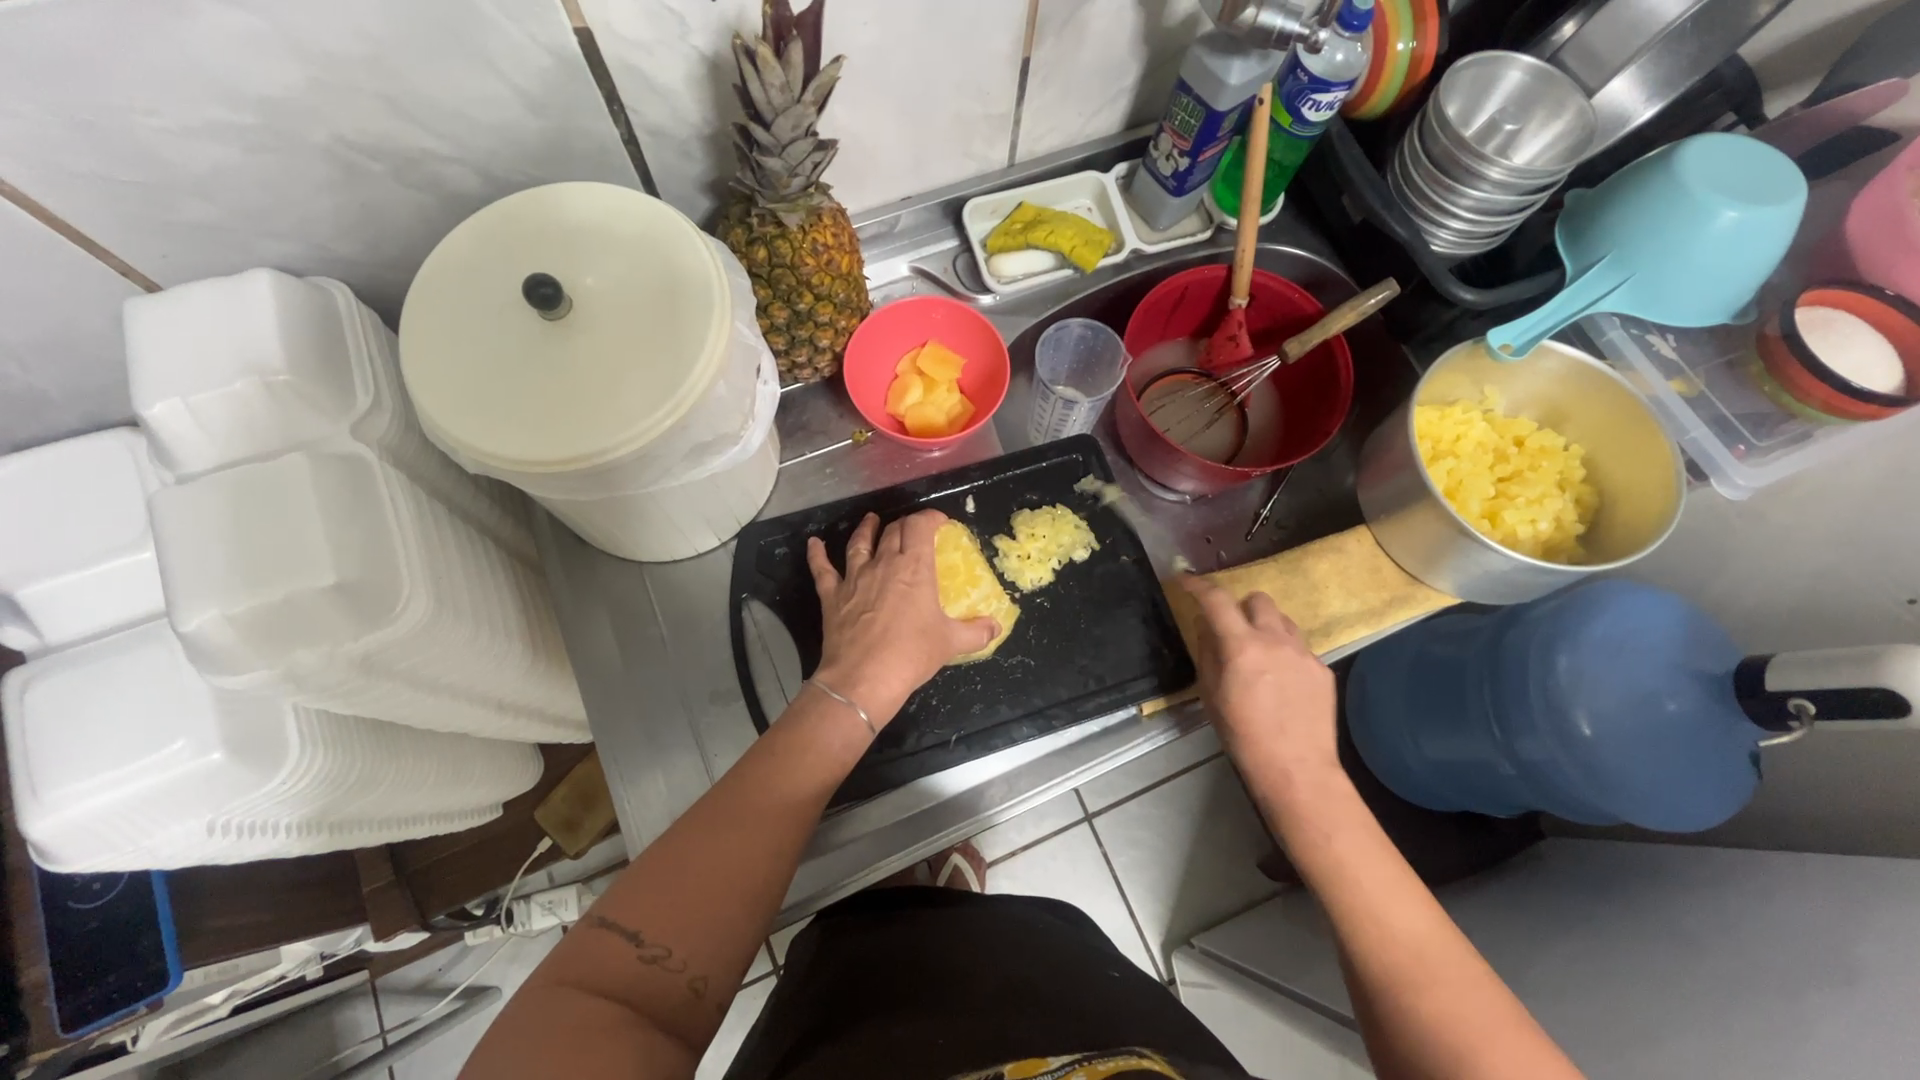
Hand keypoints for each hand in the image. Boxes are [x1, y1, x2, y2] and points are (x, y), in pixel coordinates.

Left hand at [806, 510, 999, 727]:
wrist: (863, 679)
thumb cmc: (911, 655)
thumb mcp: (951, 643)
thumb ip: (976, 632)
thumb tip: (996, 627)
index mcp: (914, 567)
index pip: (920, 526)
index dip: (930, 518)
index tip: (940, 522)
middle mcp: (883, 564)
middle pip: (893, 531)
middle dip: (905, 524)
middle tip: (913, 529)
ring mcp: (854, 578)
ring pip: (859, 543)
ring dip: (866, 529)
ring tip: (871, 521)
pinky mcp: (832, 596)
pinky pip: (822, 569)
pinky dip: (817, 554)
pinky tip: (814, 544)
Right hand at [1179, 575, 1340, 785]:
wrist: (1296, 768)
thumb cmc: (1243, 736)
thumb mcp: (1211, 695)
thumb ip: (1207, 653)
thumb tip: (1205, 627)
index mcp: (1242, 646)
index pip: (1216, 601)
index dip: (1198, 585)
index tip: (1185, 580)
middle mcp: (1276, 640)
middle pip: (1259, 599)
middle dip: (1242, 607)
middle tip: (1232, 629)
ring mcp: (1304, 653)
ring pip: (1284, 621)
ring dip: (1267, 627)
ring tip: (1259, 655)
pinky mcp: (1323, 670)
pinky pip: (1300, 649)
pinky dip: (1286, 655)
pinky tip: (1282, 684)